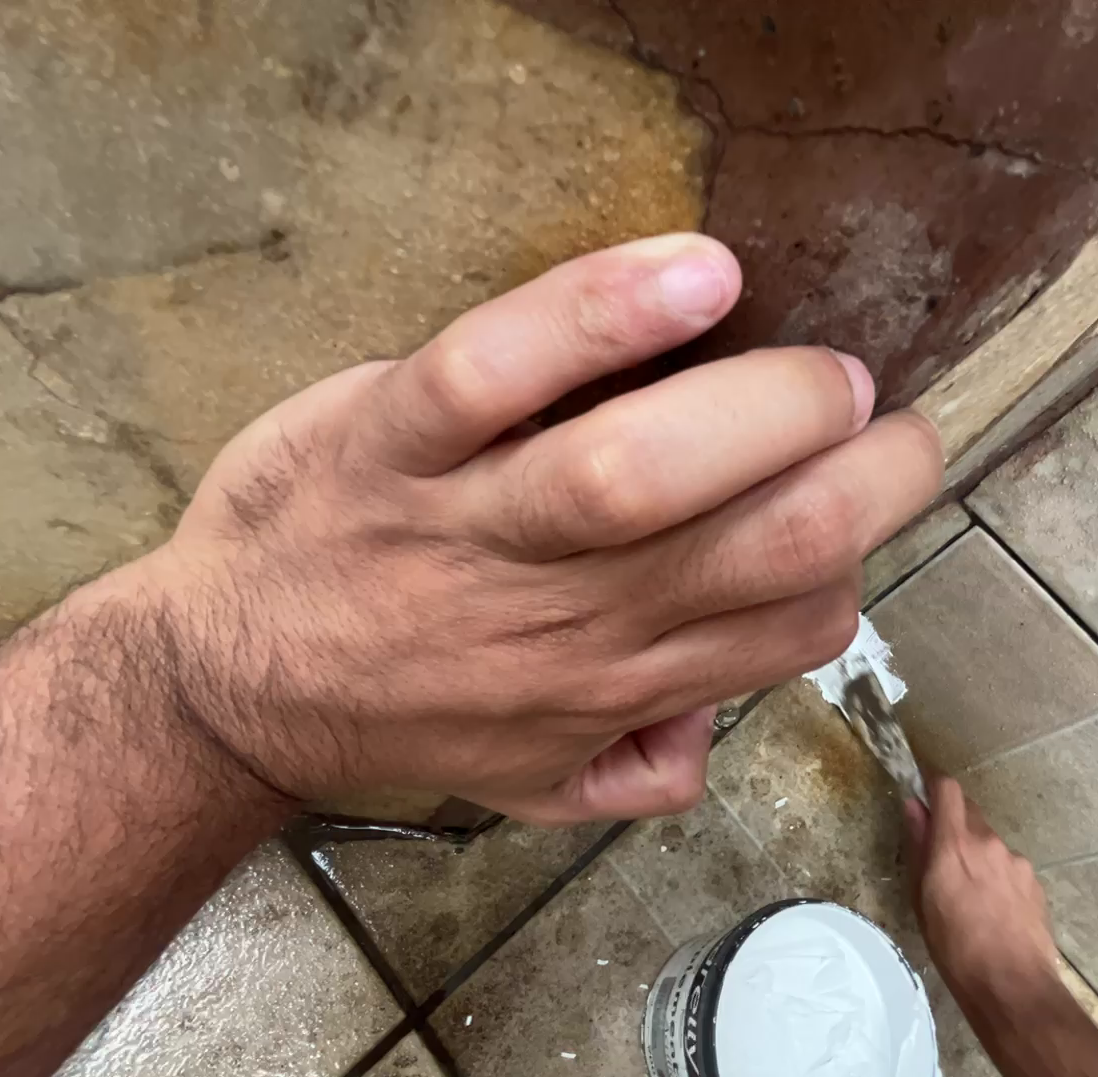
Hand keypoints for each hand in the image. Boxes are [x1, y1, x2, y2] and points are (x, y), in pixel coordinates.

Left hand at [130, 233, 941, 823]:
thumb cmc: (404, 709)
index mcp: (620, 682)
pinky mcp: (392, 439)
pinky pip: (500, 372)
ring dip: (769, 409)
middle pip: (760, 546)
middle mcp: (570, 615)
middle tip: (870, 418)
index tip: (852, 499)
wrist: (227, 682)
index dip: (855, 558)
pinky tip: (698, 275)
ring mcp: (477, 524)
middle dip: (864, 477)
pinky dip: (604, 315)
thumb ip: (634, 772)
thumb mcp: (533, 781)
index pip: (795, 628)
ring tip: (820, 372)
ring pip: (641, 470)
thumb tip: (708, 734)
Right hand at [905, 776, 1062, 1007]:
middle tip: (942, 854)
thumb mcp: (921, 896)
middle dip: (953, 823)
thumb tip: (913, 807)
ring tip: (970, 893)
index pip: (946, 788)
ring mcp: (1016, 861)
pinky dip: (997, 875)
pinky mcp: (1034, 882)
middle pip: (969, 812)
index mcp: (954, 842)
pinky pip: (1008, 865)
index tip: (922, 789)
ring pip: (989, 842)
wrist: (1012, 988)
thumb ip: (918, 845)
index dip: (933, 782)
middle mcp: (988, 842)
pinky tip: (994, 908)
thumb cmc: (954, 946)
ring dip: (977, 853)